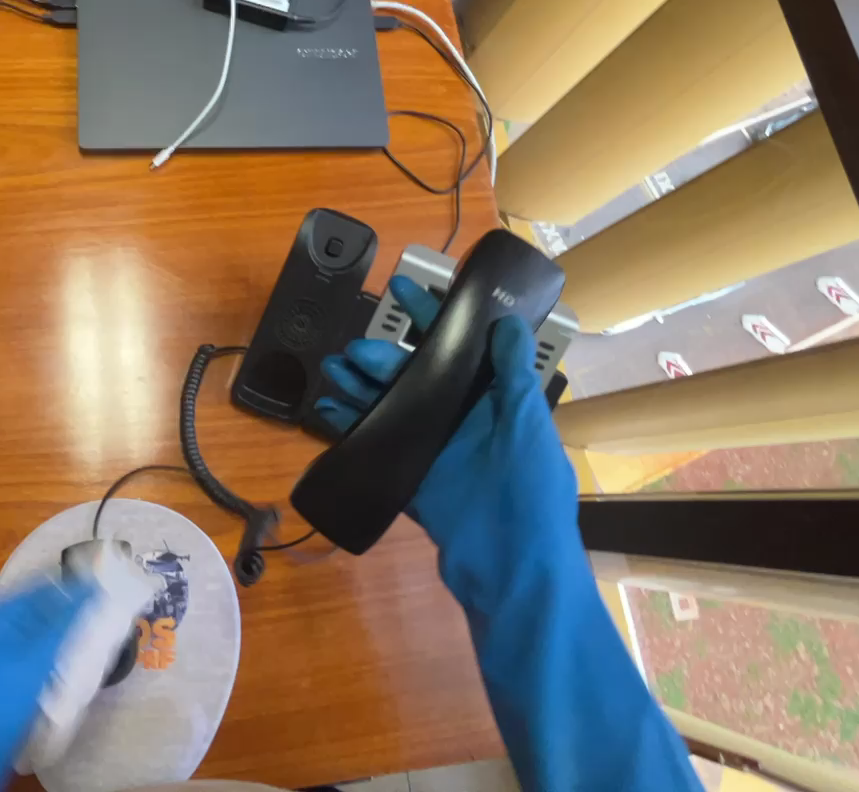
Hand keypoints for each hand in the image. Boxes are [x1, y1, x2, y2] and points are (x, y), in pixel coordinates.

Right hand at [313, 275, 582, 608]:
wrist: (512, 570)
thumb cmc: (529, 490)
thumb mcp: (529, 424)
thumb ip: (513, 374)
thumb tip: (509, 322)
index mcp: (491, 401)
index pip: (458, 346)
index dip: (431, 316)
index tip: (403, 288)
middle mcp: (458, 418)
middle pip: (414, 375)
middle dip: (383, 358)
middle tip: (356, 351)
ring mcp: (431, 447)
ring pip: (389, 404)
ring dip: (360, 385)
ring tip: (333, 369)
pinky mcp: (408, 475)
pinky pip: (375, 442)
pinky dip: (351, 425)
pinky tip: (328, 409)